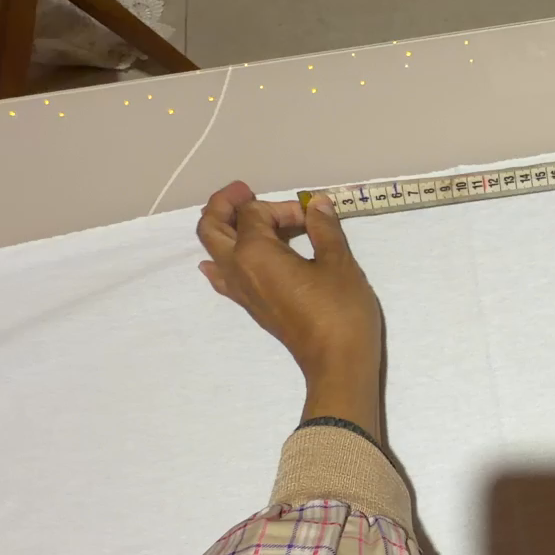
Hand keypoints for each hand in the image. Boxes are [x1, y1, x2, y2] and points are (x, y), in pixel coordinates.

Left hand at [196, 181, 384, 439]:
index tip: (313, 216)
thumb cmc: (341, 311)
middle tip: (246, 192)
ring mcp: (241, 291)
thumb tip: (317, 204)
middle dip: (226, 205)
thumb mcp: (340, 264)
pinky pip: (223, 278)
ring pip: (215, 251)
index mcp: (255, 253)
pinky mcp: (252, 307)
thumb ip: (325, 229)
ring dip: (226, 230)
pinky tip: (221, 264)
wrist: (338, 363)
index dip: (284, 207)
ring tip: (245, 221)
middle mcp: (238, 269)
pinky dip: (221, 262)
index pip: (256, 214)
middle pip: (213, 227)